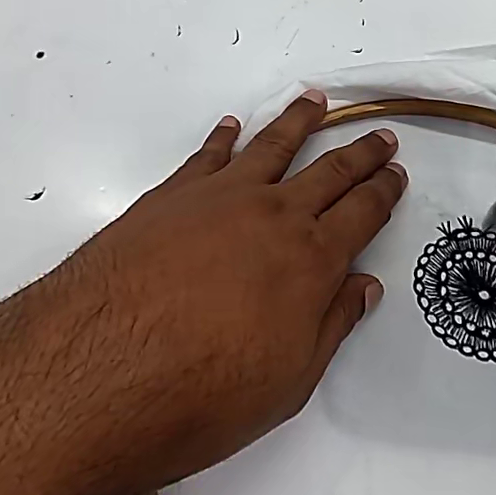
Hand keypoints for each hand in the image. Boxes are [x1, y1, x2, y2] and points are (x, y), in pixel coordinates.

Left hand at [0, 90, 407, 494]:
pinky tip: (232, 126)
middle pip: (329, 171)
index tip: (395, 173)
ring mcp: (220, 197)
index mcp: (311, 260)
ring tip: (317, 100)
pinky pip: (209, 154)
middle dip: (360, 153)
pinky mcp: (172, 194)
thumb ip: (331, 325)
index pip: (362, 213)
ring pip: (273, 145)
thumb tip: (364, 285)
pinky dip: (224, 136)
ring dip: (300, 120)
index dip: (383, 191)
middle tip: (379, 137)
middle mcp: (274, 215)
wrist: (100, 370)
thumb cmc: (204, 393)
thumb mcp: (288, 381)